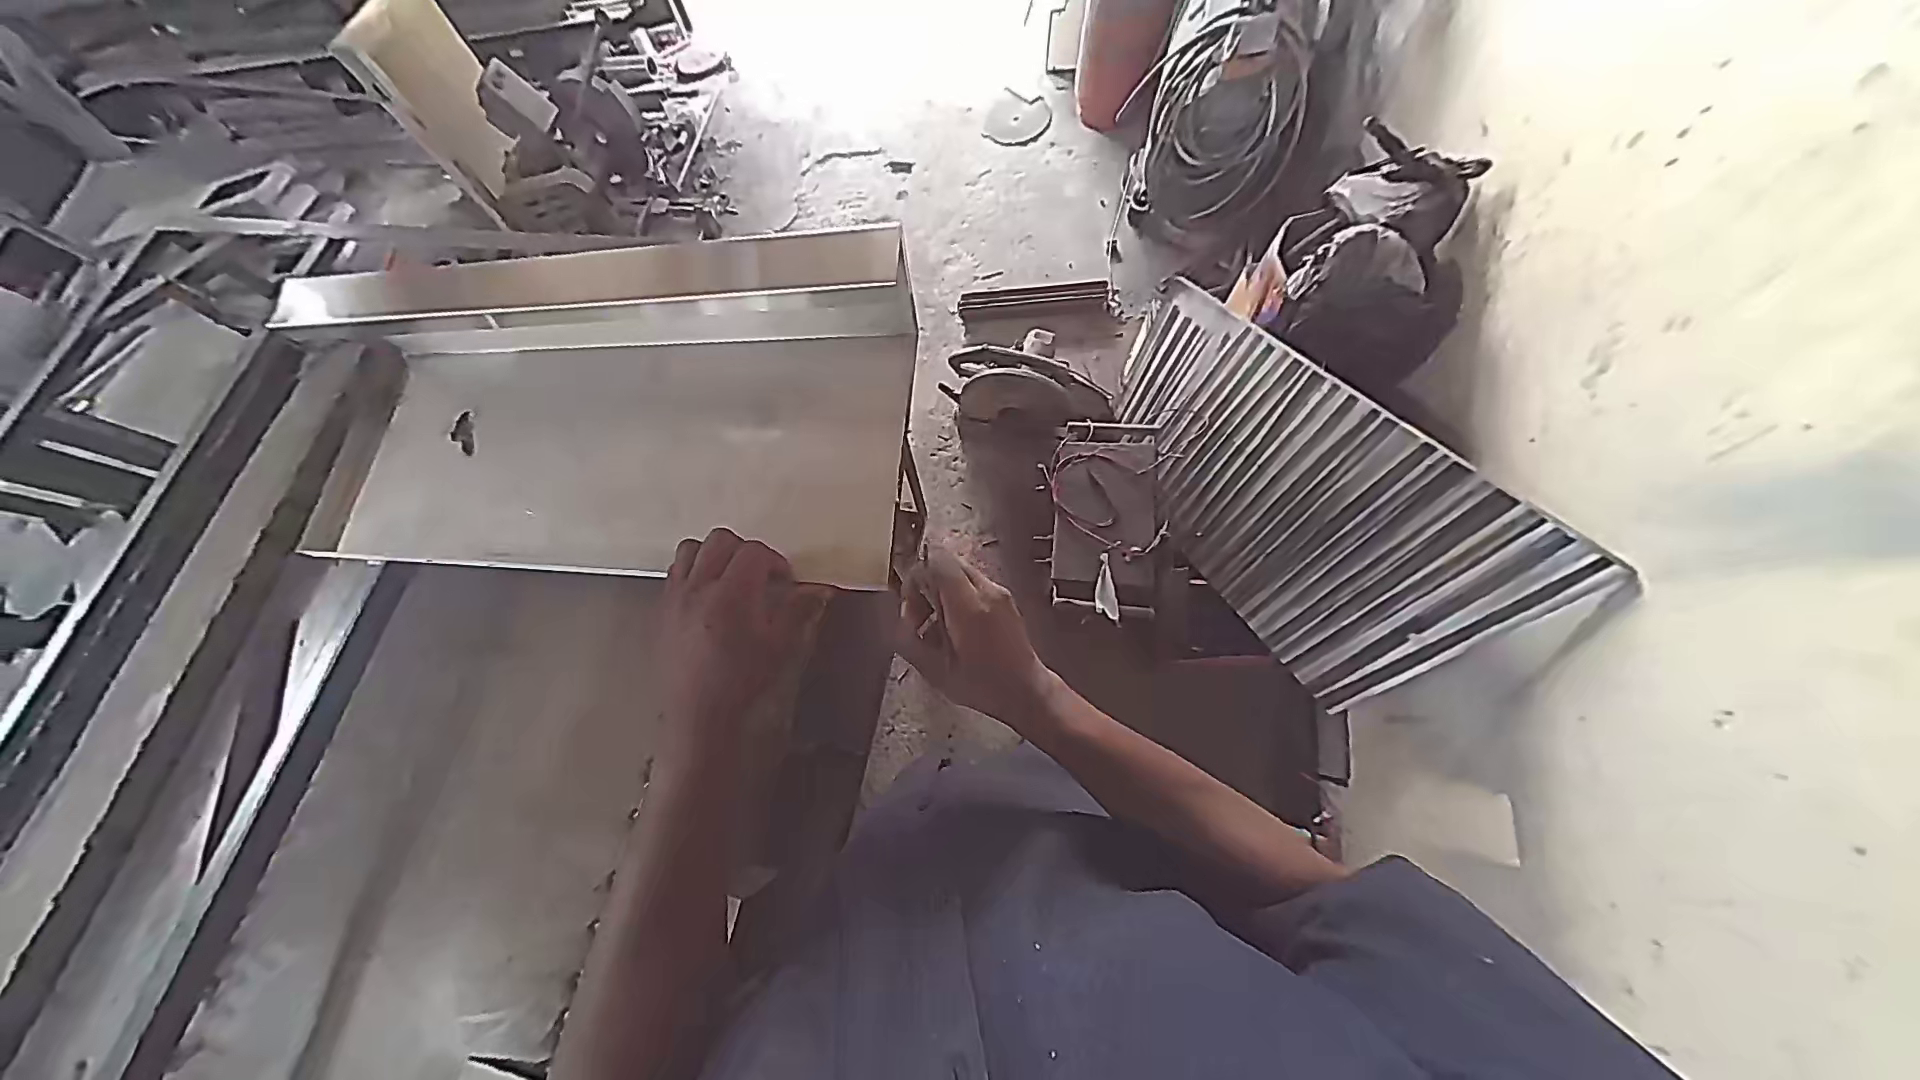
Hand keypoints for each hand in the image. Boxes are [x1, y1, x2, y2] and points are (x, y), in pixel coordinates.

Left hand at [658, 529, 809, 744]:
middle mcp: (697, 589)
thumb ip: (799, 611)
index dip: (775, 561)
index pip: (754, 552)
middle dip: (745, 551)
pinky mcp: (660, 613)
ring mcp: (674, 599)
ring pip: (691, 550)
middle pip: (720, 541)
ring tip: (731, 579)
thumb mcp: (780, 648)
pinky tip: (708, 598)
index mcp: (731, 595)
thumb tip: (818, 591)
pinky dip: (693, 573)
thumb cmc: (740, 686)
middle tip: (761, 575)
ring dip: (714, 556)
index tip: (785, 579)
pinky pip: (674, 574)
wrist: (699, 721)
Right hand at [895, 545, 1057, 727]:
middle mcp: (987, 591)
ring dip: (941, 592)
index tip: (910, 607)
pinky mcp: (1005, 599)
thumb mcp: (936, 672)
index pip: (937, 562)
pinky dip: (957, 598)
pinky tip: (956, 629)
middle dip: (926, 585)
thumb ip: (909, 642)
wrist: (1027, 692)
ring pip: (959, 573)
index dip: (915, 578)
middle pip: (947, 563)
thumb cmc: (983, 686)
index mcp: (969, 606)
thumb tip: (897, 623)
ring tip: (938, 627)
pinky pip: (973, 584)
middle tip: (921, 618)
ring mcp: (1000, 593)